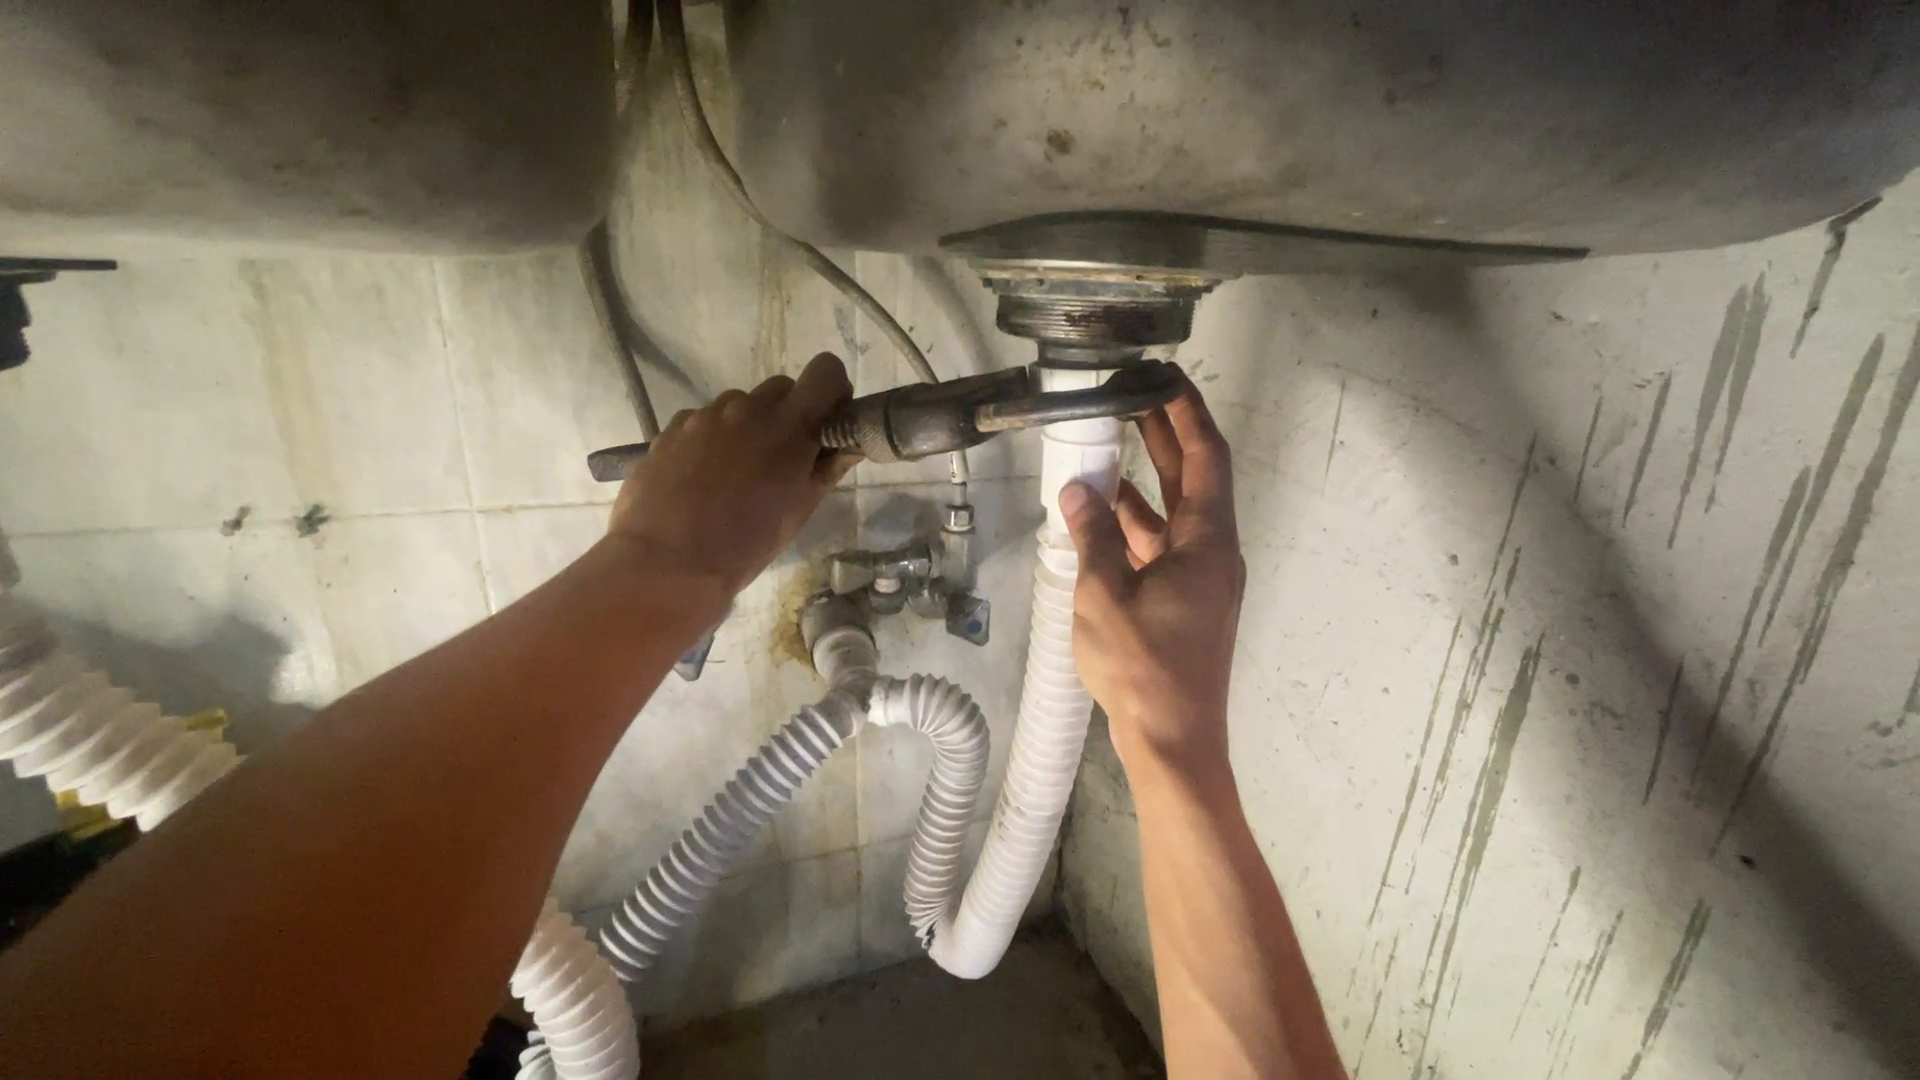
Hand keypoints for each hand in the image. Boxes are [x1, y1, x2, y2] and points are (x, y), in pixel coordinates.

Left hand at [608, 352, 857, 595]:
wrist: (669, 562)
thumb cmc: (748, 542)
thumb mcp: (800, 510)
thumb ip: (827, 469)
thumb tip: (847, 446)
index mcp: (789, 426)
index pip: (825, 371)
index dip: (832, 391)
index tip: (827, 423)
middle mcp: (747, 407)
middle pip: (781, 388)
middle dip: (788, 415)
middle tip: (780, 460)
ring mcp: (705, 415)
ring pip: (739, 406)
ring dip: (747, 428)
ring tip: (734, 476)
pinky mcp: (671, 428)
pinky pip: (703, 421)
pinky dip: (711, 440)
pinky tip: (701, 480)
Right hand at [1060, 380, 1245, 772]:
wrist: (1172, 739)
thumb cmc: (1142, 666)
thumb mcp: (1105, 596)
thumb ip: (1093, 538)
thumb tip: (1079, 491)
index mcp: (1207, 543)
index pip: (1206, 459)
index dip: (1188, 414)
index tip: (1166, 377)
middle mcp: (1212, 553)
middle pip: (1194, 479)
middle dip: (1166, 437)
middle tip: (1134, 396)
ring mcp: (1200, 579)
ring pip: (1174, 514)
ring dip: (1146, 481)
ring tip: (1109, 445)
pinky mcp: (1183, 602)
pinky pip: (1161, 547)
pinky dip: (1135, 525)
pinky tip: (1103, 513)